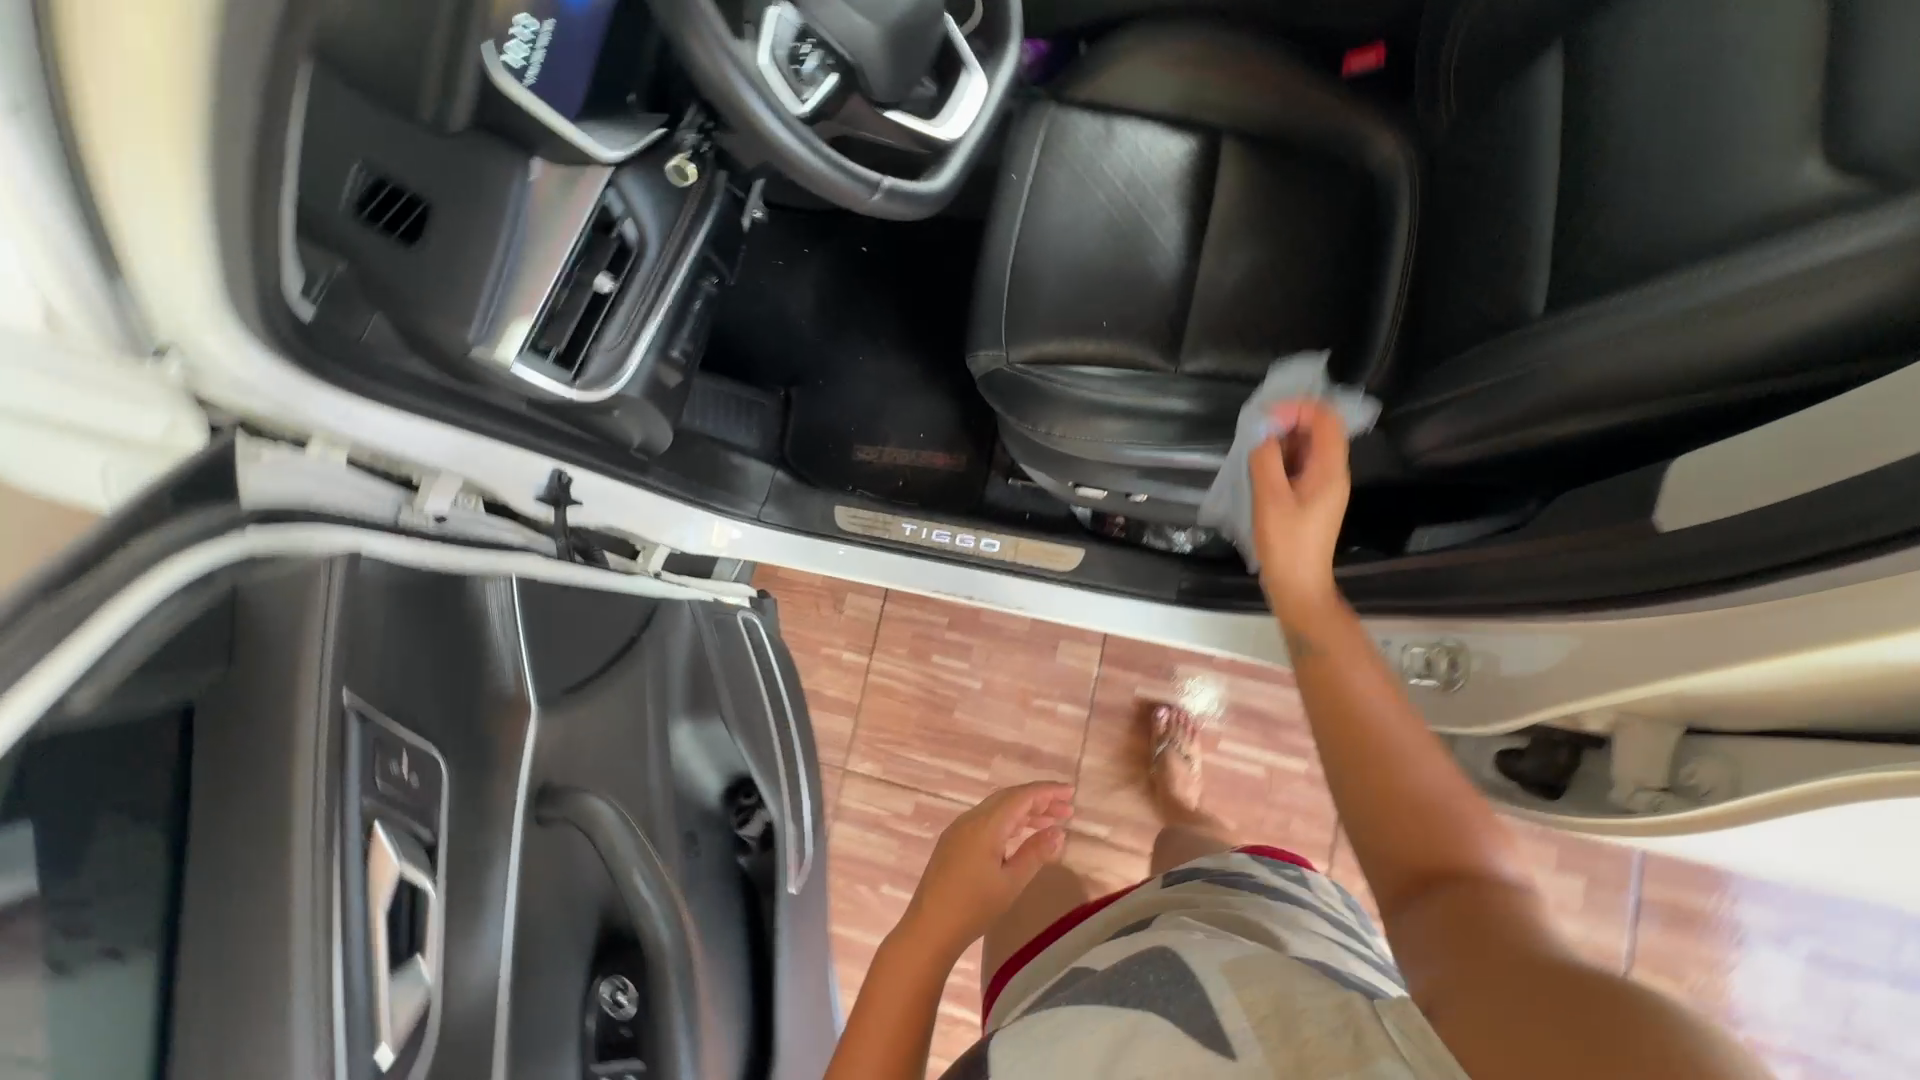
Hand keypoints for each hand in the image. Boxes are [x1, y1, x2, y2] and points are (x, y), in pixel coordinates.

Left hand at [900, 782, 1073, 956]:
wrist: (929, 928)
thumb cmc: (974, 908)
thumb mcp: (1011, 882)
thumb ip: (1035, 853)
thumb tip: (1058, 832)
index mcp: (985, 825)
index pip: (1021, 796)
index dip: (1047, 791)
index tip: (1070, 792)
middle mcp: (970, 819)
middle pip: (1008, 798)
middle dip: (1039, 801)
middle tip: (1067, 811)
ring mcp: (959, 830)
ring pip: (996, 809)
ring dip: (1023, 812)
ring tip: (1051, 823)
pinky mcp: (953, 842)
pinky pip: (985, 820)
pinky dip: (1008, 822)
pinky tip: (1020, 834)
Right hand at [1250, 400, 1350, 626]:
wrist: (1298, 586)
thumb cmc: (1286, 544)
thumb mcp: (1269, 498)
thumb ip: (1265, 459)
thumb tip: (1260, 431)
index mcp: (1330, 470)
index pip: (1325, 418)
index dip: (1297, 408)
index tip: (1265, 419)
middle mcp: (1332, 473)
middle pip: (1317, 430)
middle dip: (1285, 425)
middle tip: (1255, 438)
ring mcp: (1323, 486)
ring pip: (1306, 448)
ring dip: (1280, 444)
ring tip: (1254, 457)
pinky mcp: (1311, 498)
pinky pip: (1299, 466)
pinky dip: (1280, 462)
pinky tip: (1260, 474)